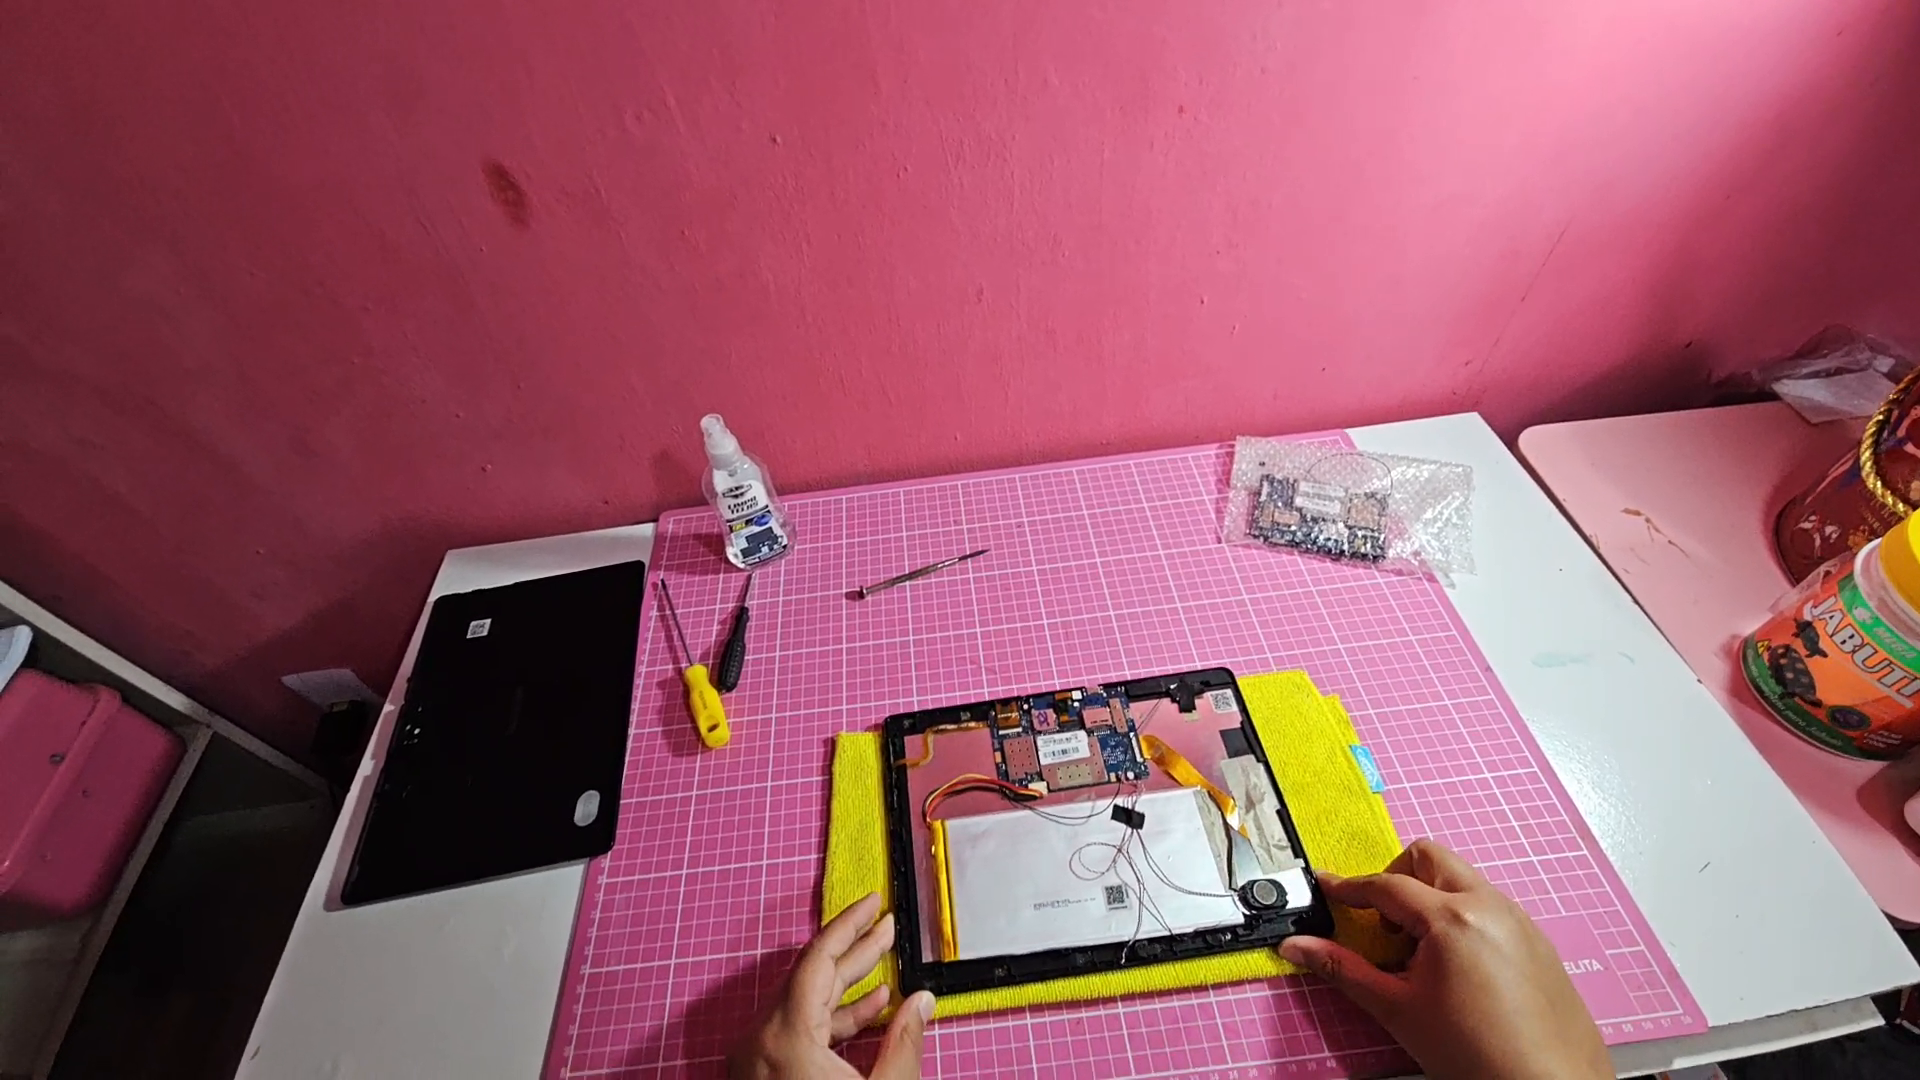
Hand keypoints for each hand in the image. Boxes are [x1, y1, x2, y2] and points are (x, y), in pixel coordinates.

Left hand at [729, 892, 934, 1079]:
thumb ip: (904, 1044)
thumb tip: (923, 1001)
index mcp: (783, 1038)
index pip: (818, 957)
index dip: (850, 924)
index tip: (874, 902)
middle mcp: (762, 1042)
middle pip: (812, 976)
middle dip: (856, 951)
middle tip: (887, 926)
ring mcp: (758, 1061)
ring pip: (806, 1003)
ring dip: (849, 985)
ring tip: (886, 964)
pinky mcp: (764, 1076)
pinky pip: (800, 1031)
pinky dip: (834, 1017)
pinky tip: (871, 1008)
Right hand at [1279, 840, 1611, 1079]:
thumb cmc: (1483, 1061)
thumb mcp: (1398, 1009)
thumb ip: (1343, 969)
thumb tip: (1298, 948)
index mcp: (1453, 919)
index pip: (1385, 885)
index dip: (1349, 888)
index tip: (1328, 890)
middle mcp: (1491, 909)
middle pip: (1428, 857)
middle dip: (1396, 878)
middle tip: (1383, 919)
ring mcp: (1520, 924)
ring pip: (1460, 879)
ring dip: (1429, 897)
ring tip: (1419, 949)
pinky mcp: (1539, 944)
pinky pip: (1488, 906)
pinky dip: (1460, 916)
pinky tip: (1454, 965)